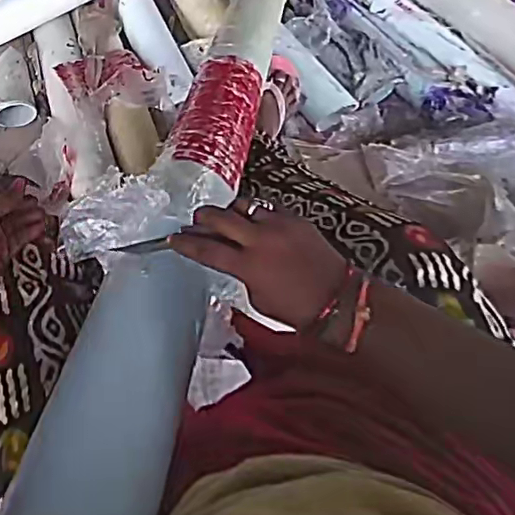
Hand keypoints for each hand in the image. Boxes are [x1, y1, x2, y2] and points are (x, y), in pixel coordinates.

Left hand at [0, 176, 48, 283]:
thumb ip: (7, 197)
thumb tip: (20, 184)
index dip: (12, 187)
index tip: (27, 186)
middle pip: (9, 206)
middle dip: (25, 203)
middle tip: (38, 201)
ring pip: (16, 221)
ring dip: (30, 216)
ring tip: (42, 214)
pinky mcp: (3, 248)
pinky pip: (20, 236)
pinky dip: (30, 231)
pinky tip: (39, 227)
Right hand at [169, 198, 349, 327]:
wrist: (340, 301)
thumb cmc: (296, 309)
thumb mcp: (256, 297)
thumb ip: (239, 273)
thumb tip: (229, 258)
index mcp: (248, 266)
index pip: (206, 249)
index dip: (185, 244)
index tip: (174, 239)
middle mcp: (260, 241)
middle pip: (218, 218)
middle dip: (202, 219)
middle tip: (197, 223)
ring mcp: (279, 226)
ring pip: (242, 206)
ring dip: (230, 213)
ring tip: (228, 220)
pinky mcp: (295, 219)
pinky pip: (267, 208)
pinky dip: (257, 214)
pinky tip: (256, 223)